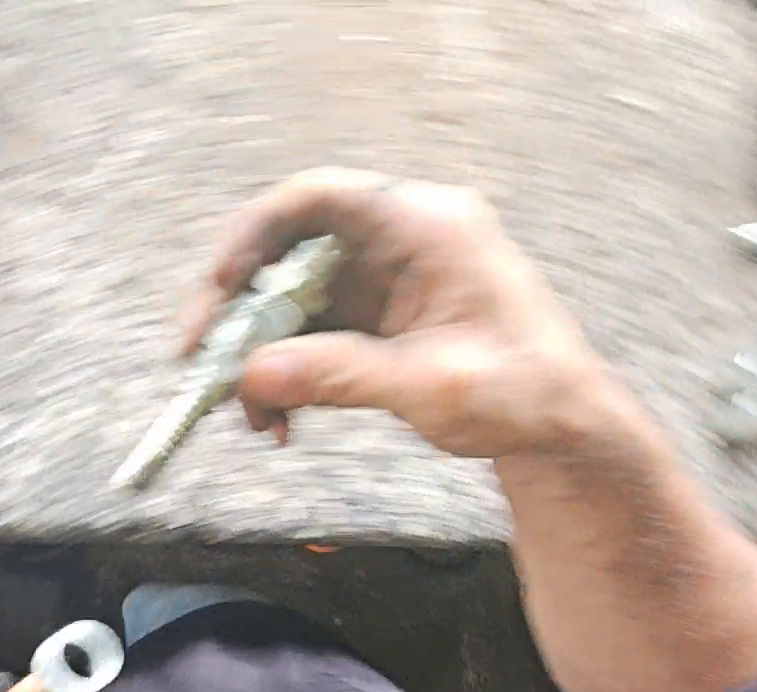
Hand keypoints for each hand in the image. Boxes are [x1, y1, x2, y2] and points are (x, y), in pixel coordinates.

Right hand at [183, 167, 625, 459]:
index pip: (319, 199)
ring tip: (249, 415)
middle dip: (239, 311)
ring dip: (257, 357)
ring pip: (287, 305)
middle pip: (287, 255)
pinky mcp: (368, 325)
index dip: (255, 233)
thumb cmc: (522, 393)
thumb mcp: (432, 385)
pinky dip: (281, 377)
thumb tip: (253, 375)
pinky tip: (278, 420)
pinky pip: (304, 340)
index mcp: (424, 228)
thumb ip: (342, 375)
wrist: (555, 428)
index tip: (219, 284)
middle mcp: (393, 246)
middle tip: (201, 360)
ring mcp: (377, 287)